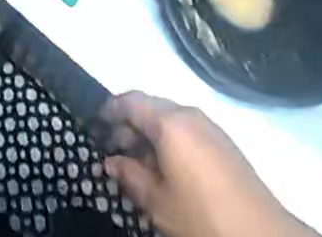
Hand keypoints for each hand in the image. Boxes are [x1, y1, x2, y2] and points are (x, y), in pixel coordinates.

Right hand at [101, 92, 316, 236]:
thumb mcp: (159, 203)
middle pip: (150, 107)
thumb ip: (131, 177)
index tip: (95, 127)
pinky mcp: (226, 147)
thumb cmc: (205, 219)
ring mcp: (211, 129)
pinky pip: (188, 132)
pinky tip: (168, 172)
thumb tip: (111, 162)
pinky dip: (171, 142)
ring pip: (169, 120)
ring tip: (141, 166)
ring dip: (151, 135)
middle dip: (130, 125)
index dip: (109, 111)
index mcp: (169, 122)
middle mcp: (189, 115)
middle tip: (115, 152)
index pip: (129, 101)